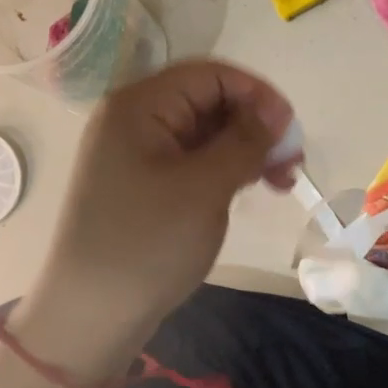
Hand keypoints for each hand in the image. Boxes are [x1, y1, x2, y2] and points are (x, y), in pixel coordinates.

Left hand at [13, 61, 297, 371]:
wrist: (93, 312)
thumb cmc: (149, 243)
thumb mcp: (205, 187)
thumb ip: (244, 141)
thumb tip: (276, 111)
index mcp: (139, 106)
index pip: (211, 75)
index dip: (258, 95)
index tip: (293, 133)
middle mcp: (134, 121)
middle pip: (209, 102)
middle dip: (256, 126)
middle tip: (293, 165)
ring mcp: (137, 156)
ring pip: (205, 135)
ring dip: (247, 151)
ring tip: (280, 183)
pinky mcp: (144, 187)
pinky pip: (193, 163)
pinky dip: (226, 171)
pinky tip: (249, 191)